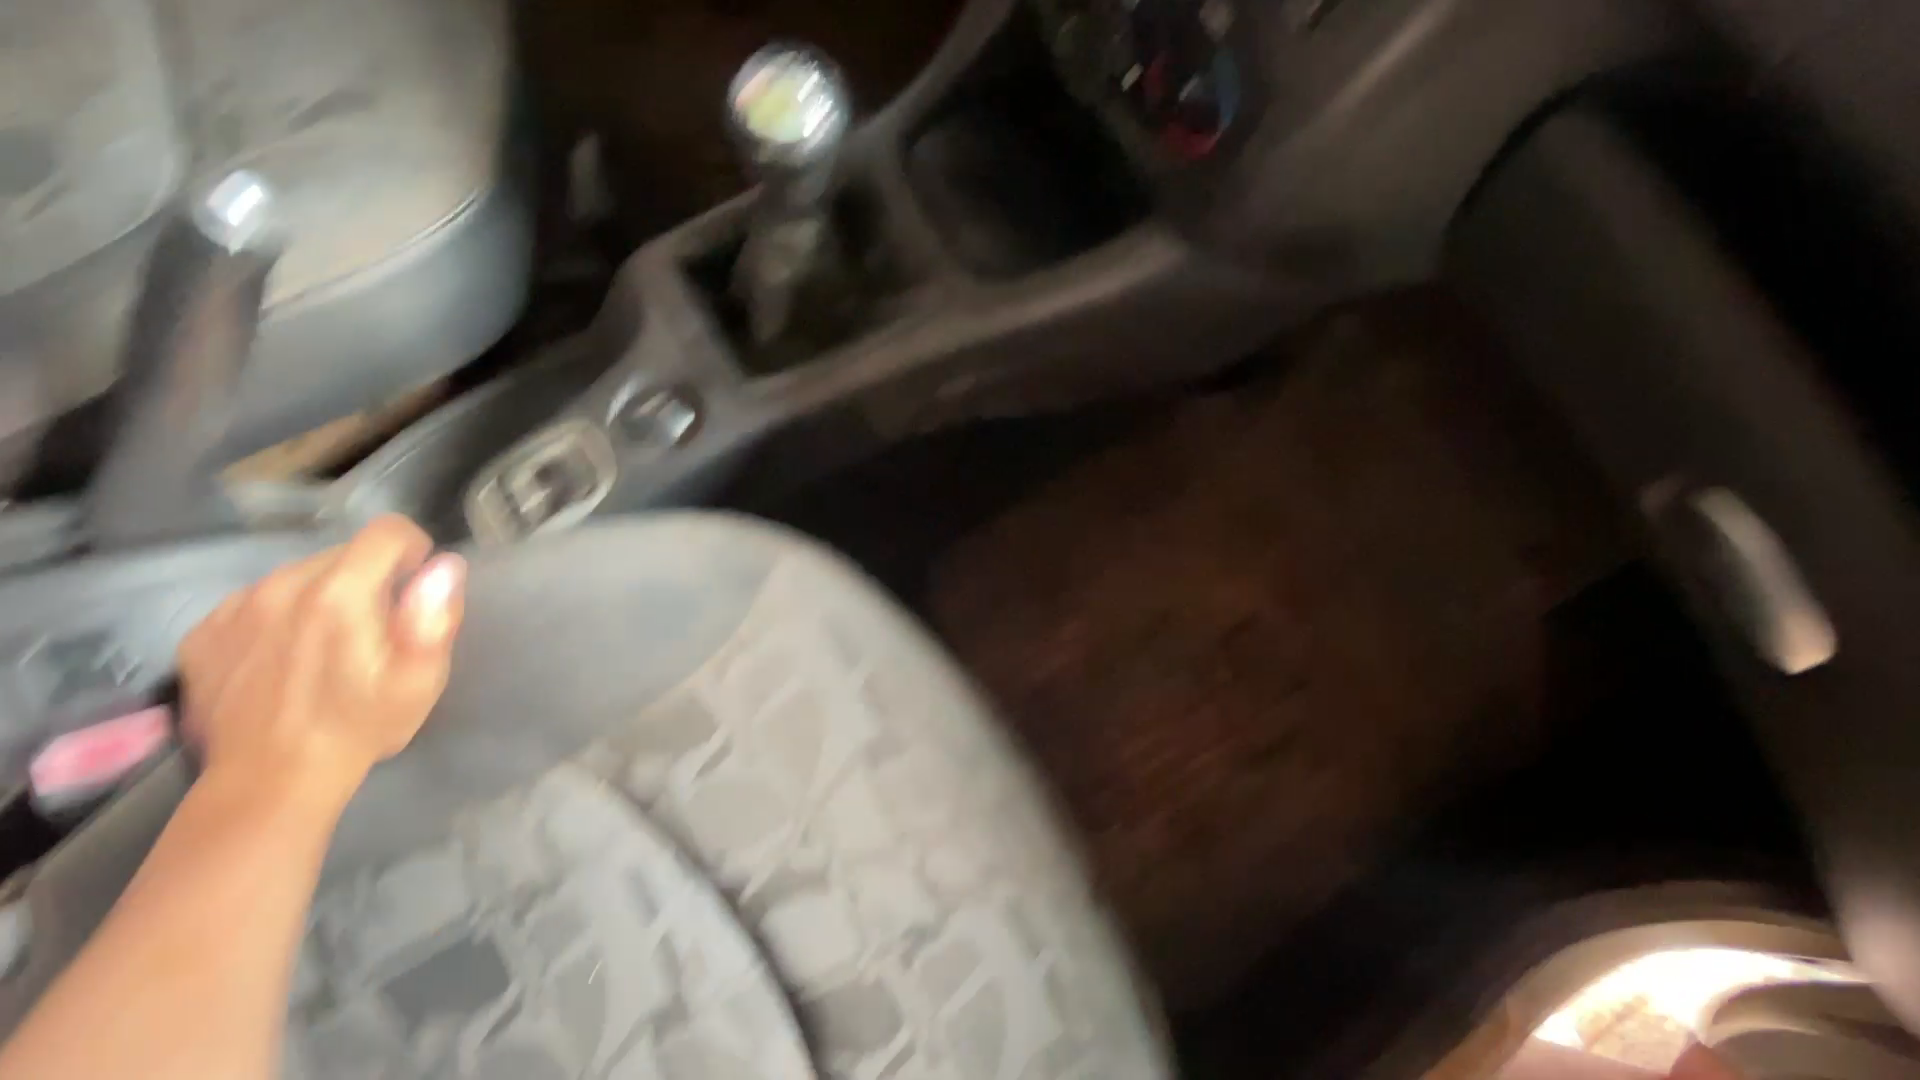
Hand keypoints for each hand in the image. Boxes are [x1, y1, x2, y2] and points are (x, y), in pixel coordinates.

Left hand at [177, 516, 466, 811]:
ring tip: (328, 646)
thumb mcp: (421, 680)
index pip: (386, 532)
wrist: (270, 781)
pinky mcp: (202, 634)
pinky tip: (285, 659)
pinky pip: (254, 603)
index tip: (415, 583)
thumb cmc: (360, 727)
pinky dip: (277, 618)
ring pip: (296, 576)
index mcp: (341, 593)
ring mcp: (235, 609)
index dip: (412, 549)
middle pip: (341, 554)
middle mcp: (281, 587)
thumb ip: (435, 616)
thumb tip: (442, 567)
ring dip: (321, 596)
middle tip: (375, 630)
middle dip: (367, 580)